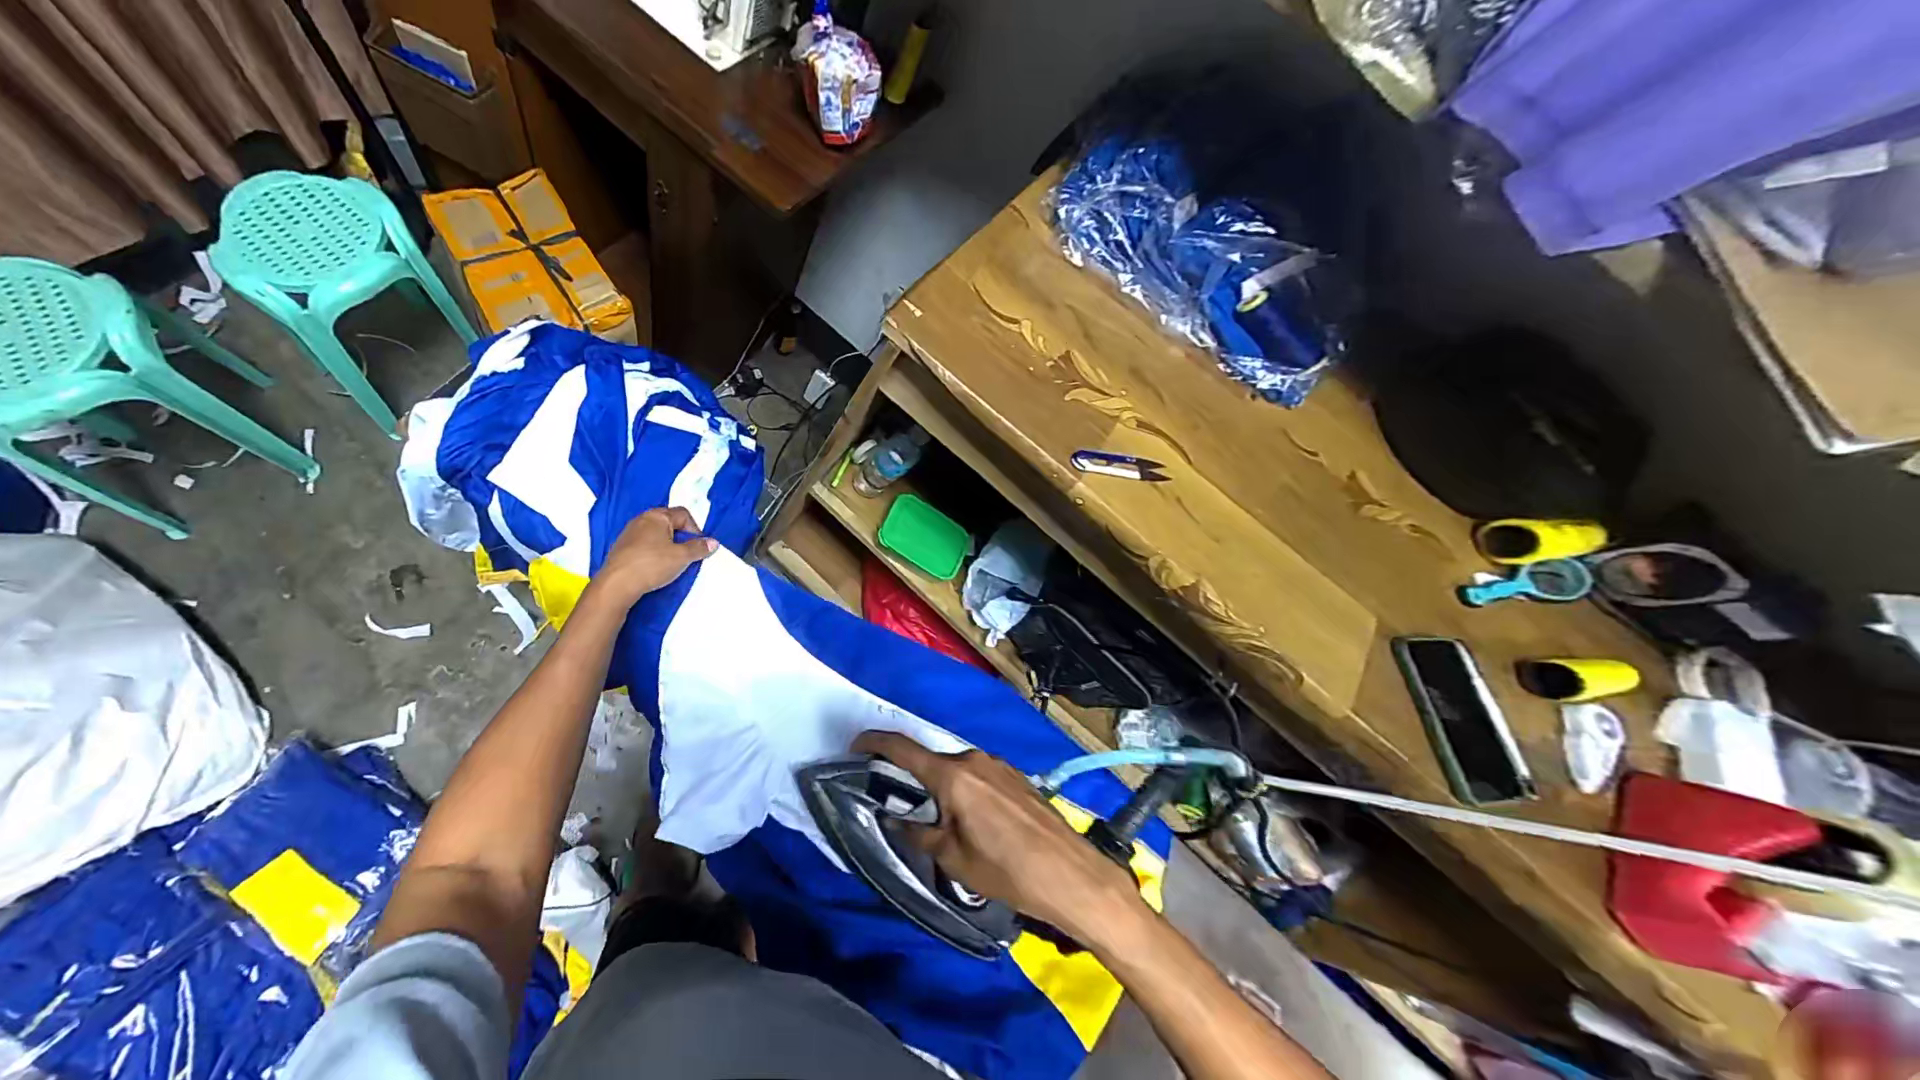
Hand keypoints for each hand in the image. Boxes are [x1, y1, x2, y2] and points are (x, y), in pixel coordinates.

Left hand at [591, 507, 716, 607]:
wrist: (617, 584)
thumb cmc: (652, 565)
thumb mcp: (682, 557)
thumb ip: (699, 548)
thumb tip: (713, 542)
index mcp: (657, 516)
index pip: (683, 514)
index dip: (695, 529)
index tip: (698, 547)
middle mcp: (641, 519)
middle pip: (669, 522)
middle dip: (681, 536)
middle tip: (686, 553)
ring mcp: (628, 533)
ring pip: (655, 533)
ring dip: (666, 544)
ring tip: (671, 561)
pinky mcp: (621, 547)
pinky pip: (643, 543)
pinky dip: (652, 551)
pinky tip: (654, 565)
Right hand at [853, 730, 1147, 949]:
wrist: (1070, 874)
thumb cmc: (1006, 870)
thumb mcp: (952, 858)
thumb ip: (917, 832)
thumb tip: (895, 818)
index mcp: (953, 775)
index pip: (903, 748)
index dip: (875, 743)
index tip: (856, 745)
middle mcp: (975, 759)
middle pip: (932, 761)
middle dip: (913, 779)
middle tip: (901, 805)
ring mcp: (999, 765)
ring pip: (957, 770)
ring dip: (942, 788)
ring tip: (941, 822)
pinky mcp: (1016, 776)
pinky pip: (979, 776)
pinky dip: (965, 790)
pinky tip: (974, 821)